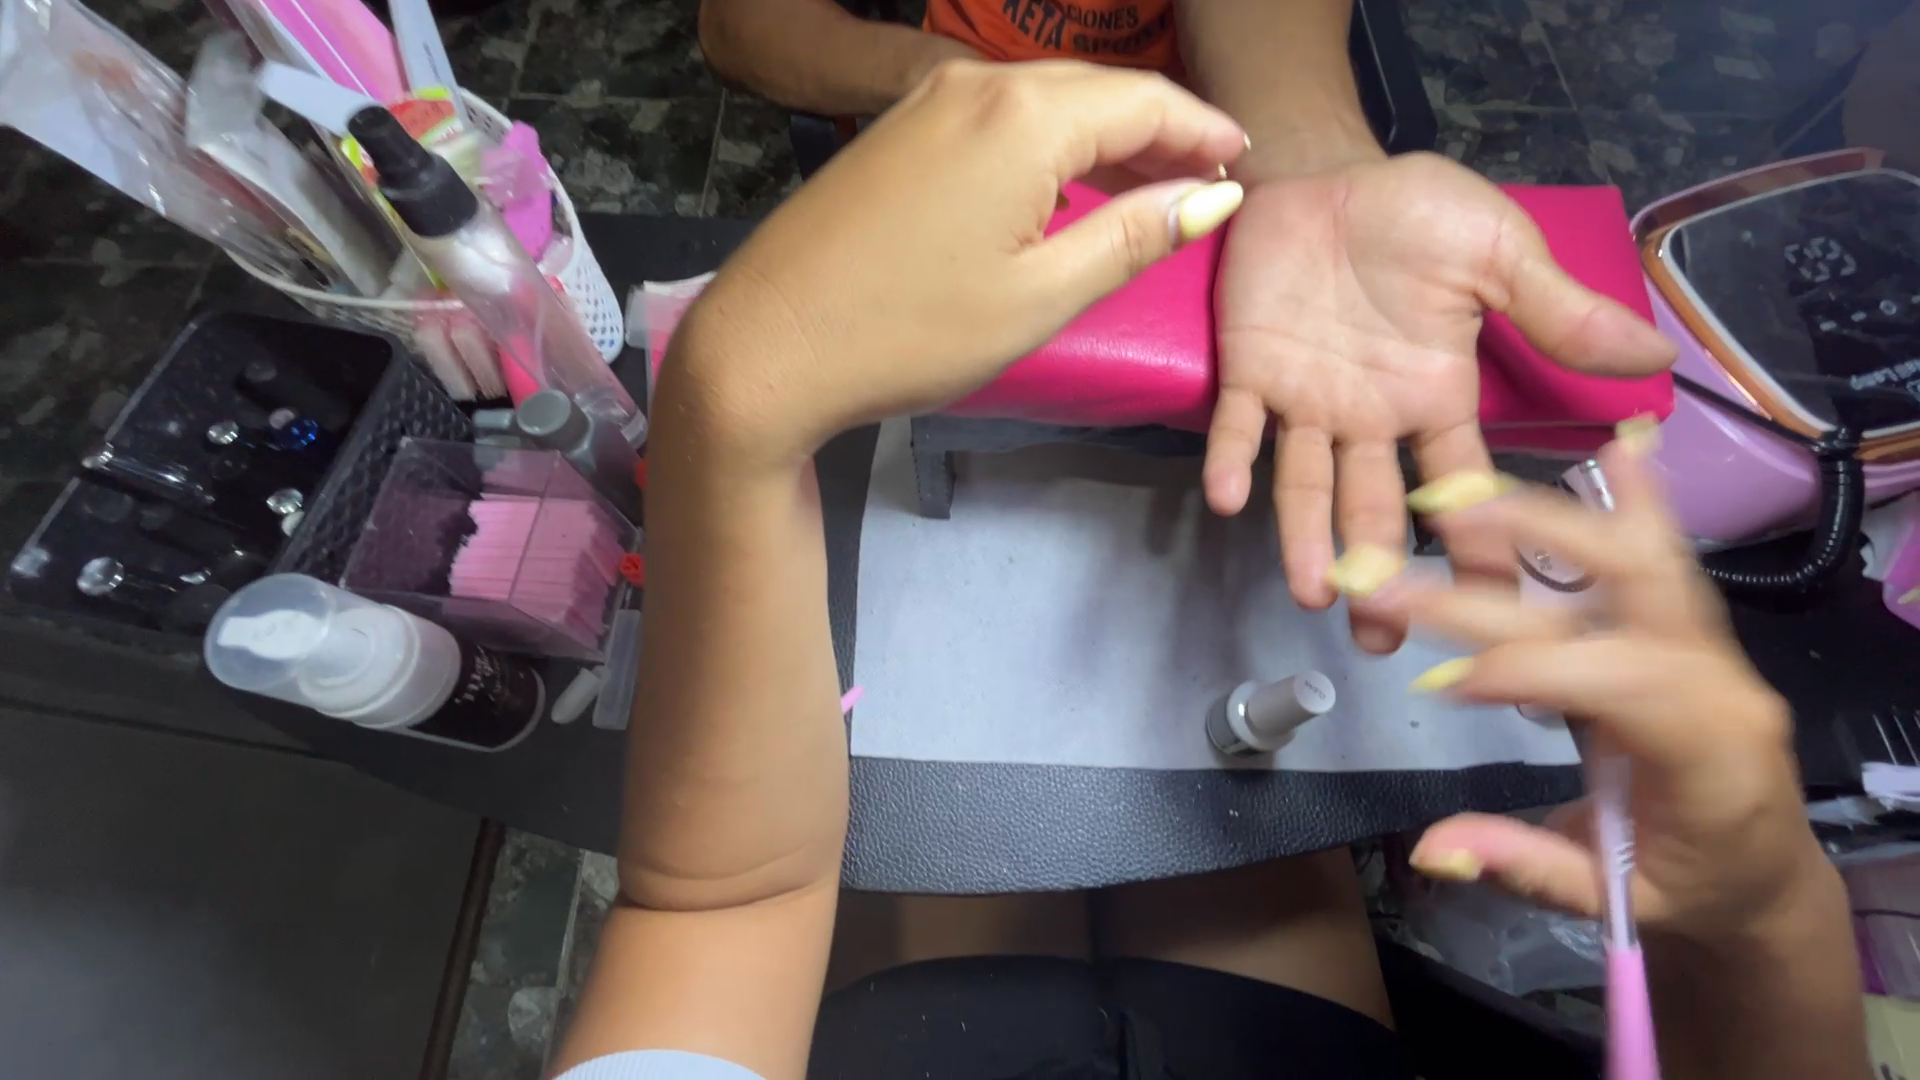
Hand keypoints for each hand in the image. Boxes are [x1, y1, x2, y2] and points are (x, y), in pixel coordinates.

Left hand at [663, 60, 1247, 469]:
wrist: (772, 346)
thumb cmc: (912, 333)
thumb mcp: (1038, 298)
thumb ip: (1130, 239)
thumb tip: (1207, 198)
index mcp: (1022, 117)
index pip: (1142, 101)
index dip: (1200, 129)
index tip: (1240, 159)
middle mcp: (973, 87)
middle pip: (1091, 94)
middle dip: (1156, 130)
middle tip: (1203, 175)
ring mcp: (922, 106)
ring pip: (1039, 106)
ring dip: (1098, 139)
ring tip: (1144, 181)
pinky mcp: (892, 136)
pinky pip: (991, 125)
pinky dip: (1042, 149)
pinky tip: (1057, 186)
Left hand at [1203, 153, 1675, 652]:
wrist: (1325, 181)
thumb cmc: (1414, 216)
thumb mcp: (1496, 257)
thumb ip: (1553, 315)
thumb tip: (1651, 363)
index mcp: (1431, 397)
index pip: (1460, 485)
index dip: (1477, 543)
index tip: (1497, 607)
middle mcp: (1365, 417)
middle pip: (1371, 508)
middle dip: (1378, 571)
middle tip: (1379, 634)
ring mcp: (1303, 402)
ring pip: (1302, 483)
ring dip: (1302, 538)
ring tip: (1311, 592)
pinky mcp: (1247, 375)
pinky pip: (1236, 427)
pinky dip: (1230, 461)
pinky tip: (1228, 500)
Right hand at [1377, 441, 1833, 942]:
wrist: (1761, 869)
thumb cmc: (1685, 883)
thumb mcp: (1608, 895)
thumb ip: (1521, 862)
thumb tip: (1429, 846)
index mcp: (1708, 748)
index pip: (1616, 680)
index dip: (1526, 670)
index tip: (1440, 684)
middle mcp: (1714, 676)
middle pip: (1627, 591)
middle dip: (1522, 557)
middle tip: (1424, 545)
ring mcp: (1703, 643)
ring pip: (1639, 557)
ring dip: (1549, 515)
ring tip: (1466, 492)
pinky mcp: (1682, 630)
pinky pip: (1662, 555)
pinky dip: (1641, 496)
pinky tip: (1622, 443)